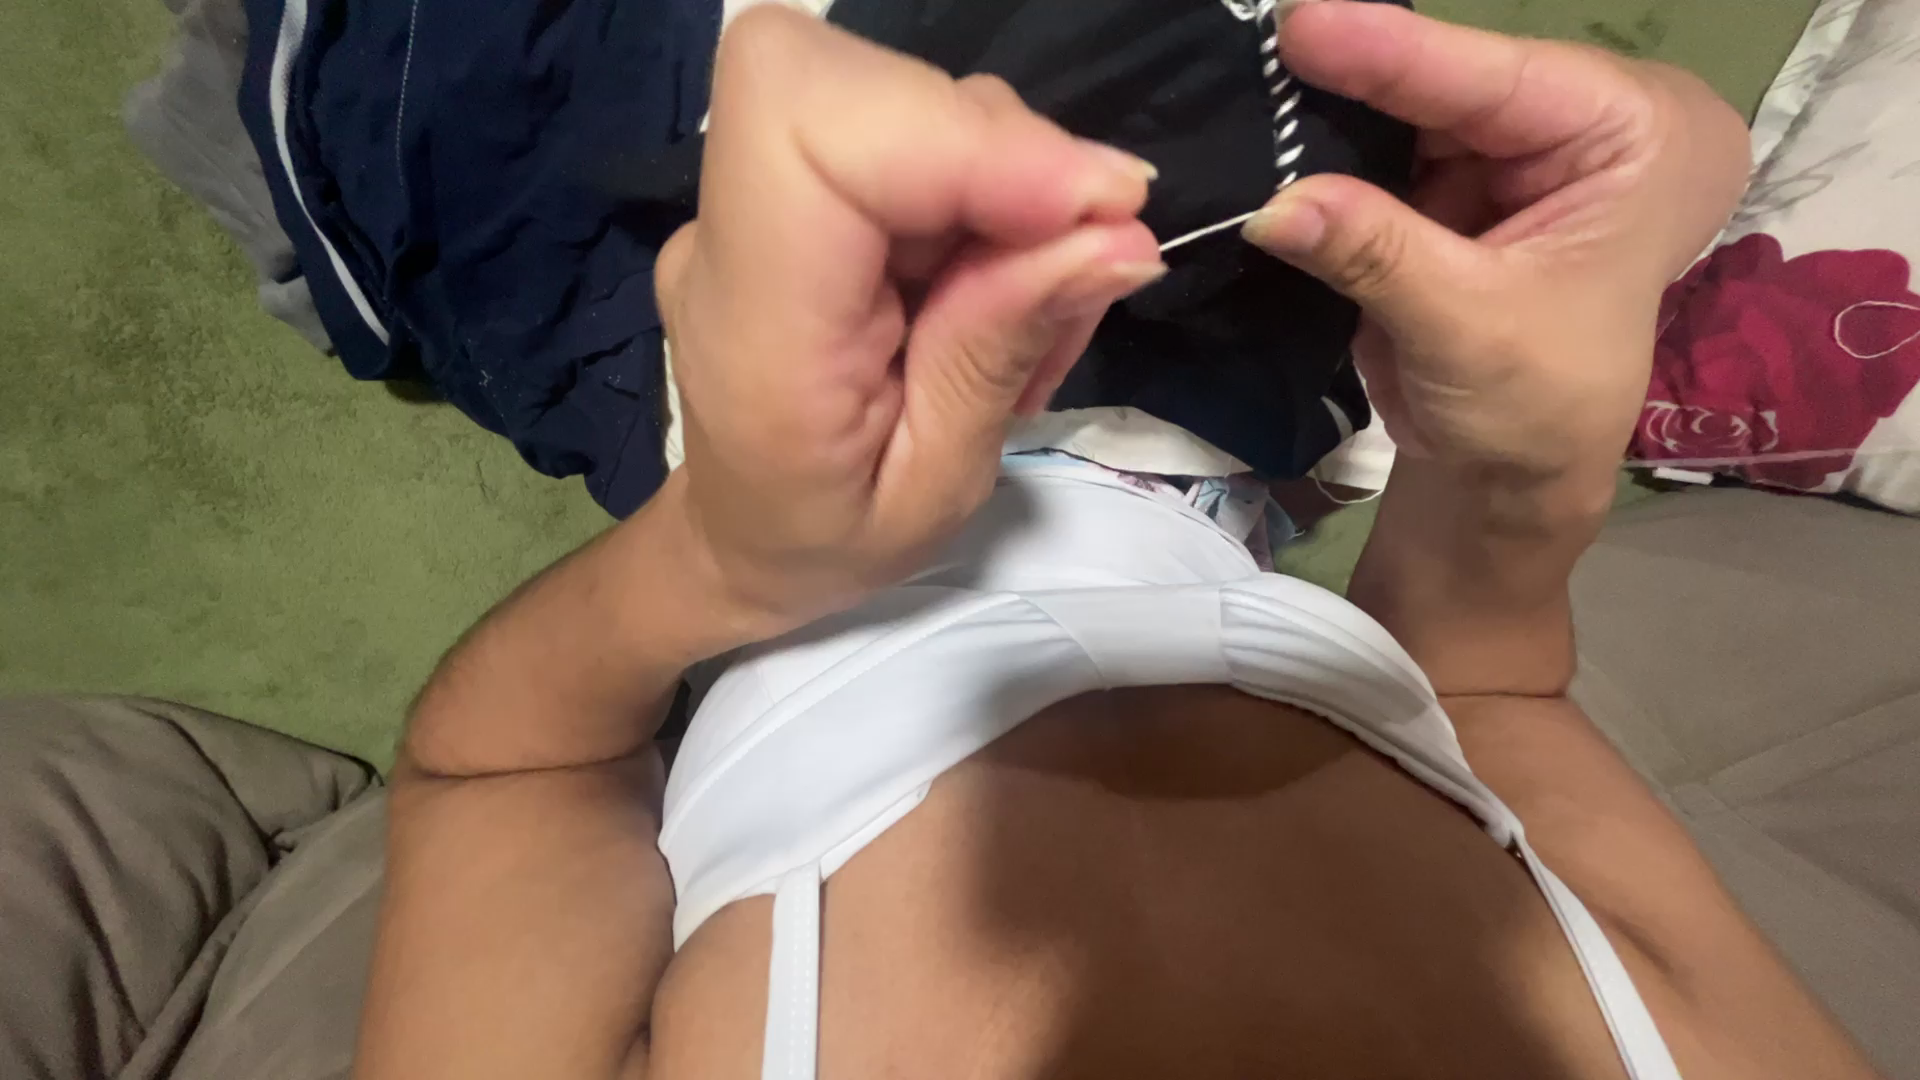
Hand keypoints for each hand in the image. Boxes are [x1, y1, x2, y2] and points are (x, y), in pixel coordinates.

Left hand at [655, 8, 1163, 633]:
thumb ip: (1001, 355)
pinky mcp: (783, 205)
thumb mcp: (937, 486)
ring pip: (899, 107)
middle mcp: (730, 243)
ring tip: (1026, 322)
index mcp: (756, 331)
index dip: (963, 134)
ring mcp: (745, 213)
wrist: (745, 541)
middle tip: (1072, 273)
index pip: (811, 126)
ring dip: (1004, 193)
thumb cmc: (833, 541)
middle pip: (860, 88)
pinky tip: (991, 296)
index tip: (1091, 207)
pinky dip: (980, 205)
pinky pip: (901, 151)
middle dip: (1001, 160)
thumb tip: (1114, 236)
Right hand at [1243, 1, 1749, 492]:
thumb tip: (1271, 205)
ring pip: (1403, 129)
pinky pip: (1374, 177)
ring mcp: (1501, 170)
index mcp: (1634, 139)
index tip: (1304, 24)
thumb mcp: (1462, 323)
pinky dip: (1324, 175)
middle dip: (1360, 80)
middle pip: (1449, 90)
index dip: (1397, 54)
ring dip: (1332, 126)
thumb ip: (1374, 254)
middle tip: (1272, 52)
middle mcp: (1574, 134)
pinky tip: (1276, 151)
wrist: (1499, 470)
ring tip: (1260, 96)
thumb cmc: (1526, 402)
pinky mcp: (1443, 207)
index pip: (1500, 81)